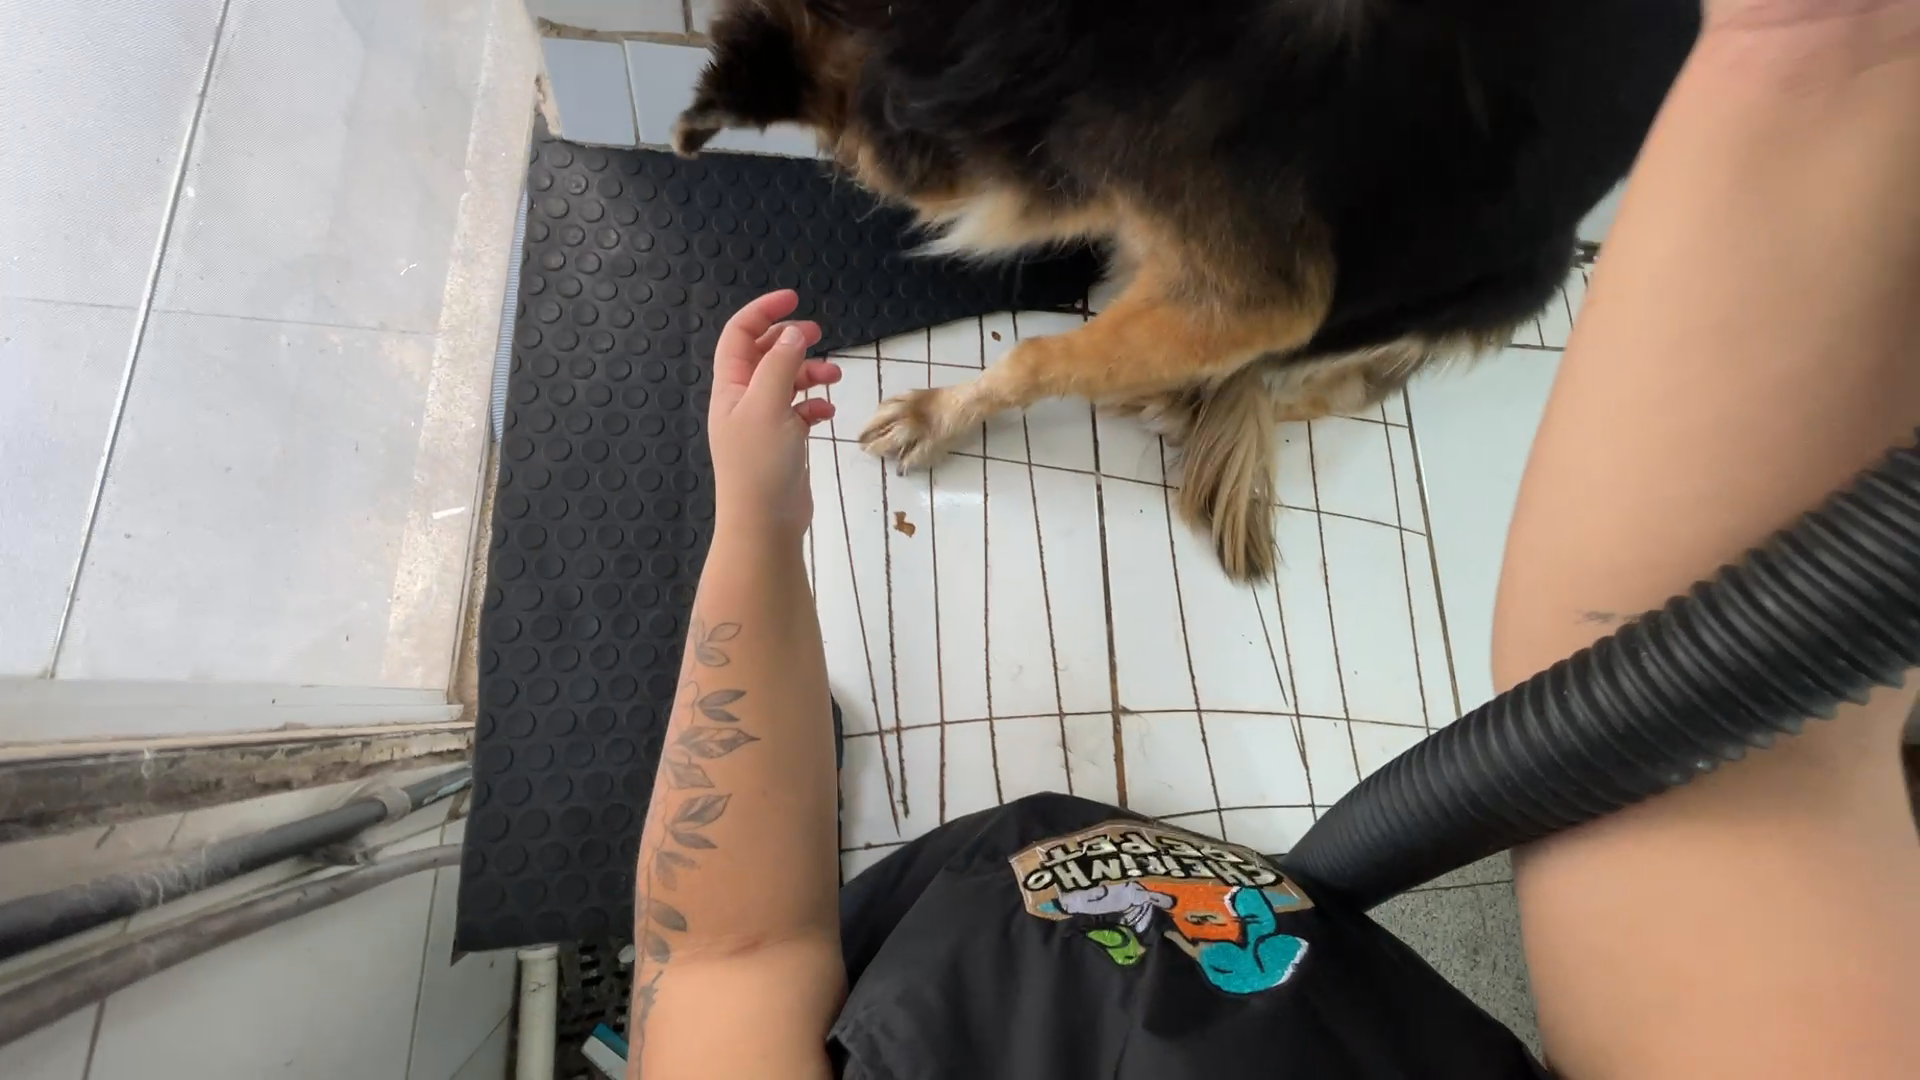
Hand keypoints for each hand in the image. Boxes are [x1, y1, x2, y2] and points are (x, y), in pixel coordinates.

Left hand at [708, 290, 841, 538]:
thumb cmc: (760, 463)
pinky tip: (829, 410)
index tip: (794, 299)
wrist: (764, 522)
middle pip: (765, 355)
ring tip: (835, 376)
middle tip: (819, 334)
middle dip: (791, 341)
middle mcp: (744, 400)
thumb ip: (780, 364)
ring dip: (809, 373)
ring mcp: (764, 422)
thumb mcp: (768, 406)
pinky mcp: (783, 443)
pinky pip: (799, 412)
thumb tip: (794, 333)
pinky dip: (814, 405)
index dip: (764, 312)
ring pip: (786, 383)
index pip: (741, 335)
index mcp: (730, 387)